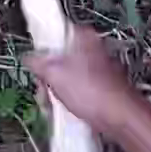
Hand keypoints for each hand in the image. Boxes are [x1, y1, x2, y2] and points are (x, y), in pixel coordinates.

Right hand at [25, 27, 150, 141]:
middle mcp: (92, 48)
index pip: (53, 32)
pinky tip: (67, 108)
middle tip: (44, 86)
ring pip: (65, 74)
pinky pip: (76, 87)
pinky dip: (69, 96)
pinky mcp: (100, 85)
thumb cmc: (96, 93)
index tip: (33, 60)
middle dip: (47, 74)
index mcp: (83, 36)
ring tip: (55, 101)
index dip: (40, 48)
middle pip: (57, 56)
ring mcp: (97, 67)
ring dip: (56, 88)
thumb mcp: (53, 74)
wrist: (122, 119)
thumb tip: (28, 58)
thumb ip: (36, 62)